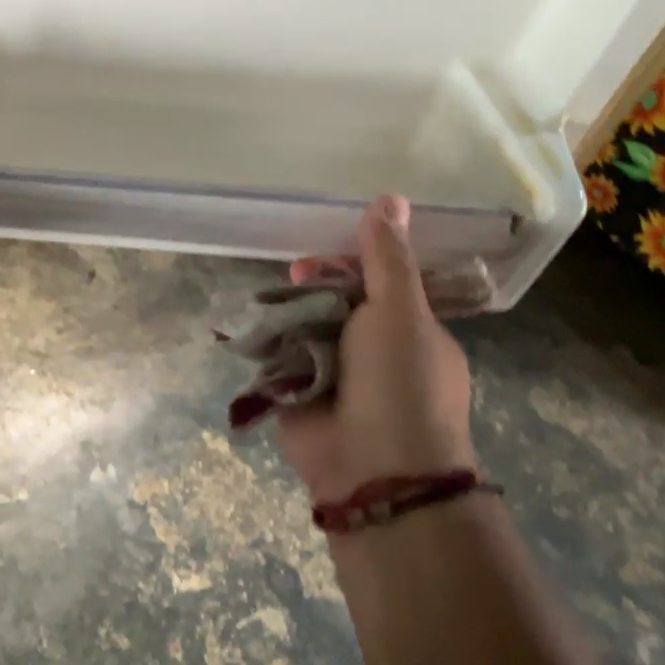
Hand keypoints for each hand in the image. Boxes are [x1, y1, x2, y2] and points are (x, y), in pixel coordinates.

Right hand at [275, 195, 475, 500]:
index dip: (347, 263)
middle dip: (310, 290)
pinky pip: (279, 361)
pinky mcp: (299, 396)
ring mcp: (335, 376)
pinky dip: (269, 350)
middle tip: (292, 281)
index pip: (374, 282)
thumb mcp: (399, 311)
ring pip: (302, 329)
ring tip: (272, 314)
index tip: (320, 256)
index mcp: (408, 330)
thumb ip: (387, 257)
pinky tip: (256, 336)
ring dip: (287, 319)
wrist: (375, 467)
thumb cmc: (400, 383)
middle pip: (333, 303)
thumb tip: (391, 197)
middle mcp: (373, 351)